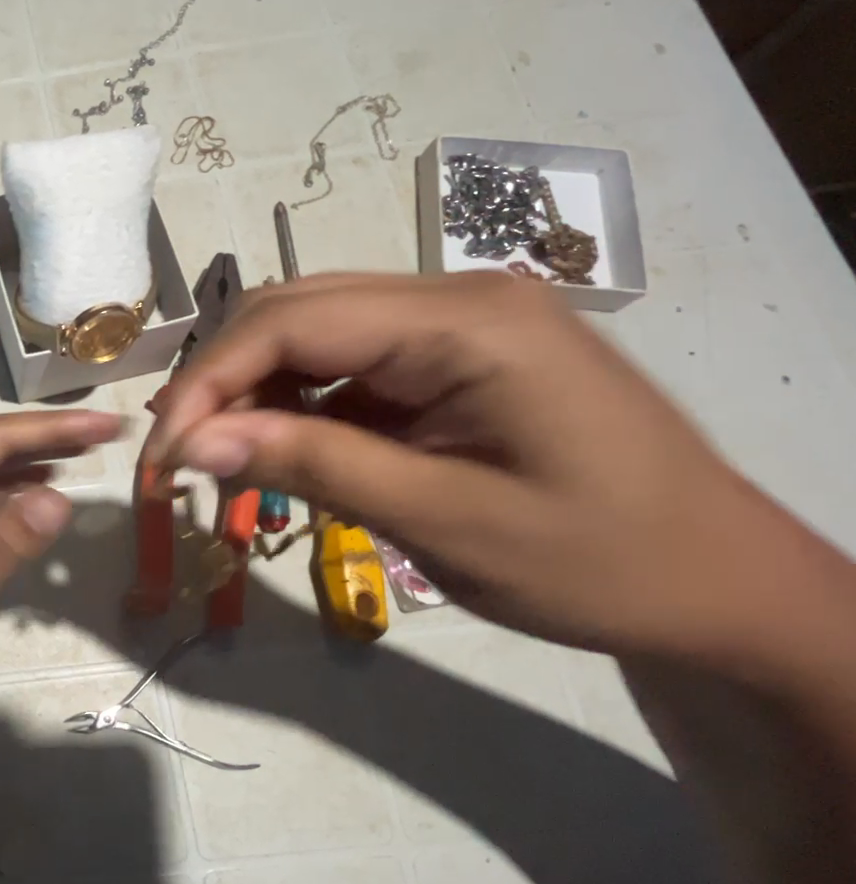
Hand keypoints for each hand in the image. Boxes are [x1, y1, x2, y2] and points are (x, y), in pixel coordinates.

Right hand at [144, 271, 823, 670]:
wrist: (720, 587)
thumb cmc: (597, 561)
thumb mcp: (442, 519)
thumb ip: (312, 465)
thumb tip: (191, 442)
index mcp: (468, 322)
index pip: (291, 321)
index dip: (207, 383)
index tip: (163, 456)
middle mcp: (459, 297)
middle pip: (294, 310)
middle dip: (219, 381)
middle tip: (177, 457)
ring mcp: (460, 322)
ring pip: (312, 330)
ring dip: (252, 389)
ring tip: (217, 455)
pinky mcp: (455, 356)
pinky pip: (347, 360)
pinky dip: (296, 401)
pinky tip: (279, 445)